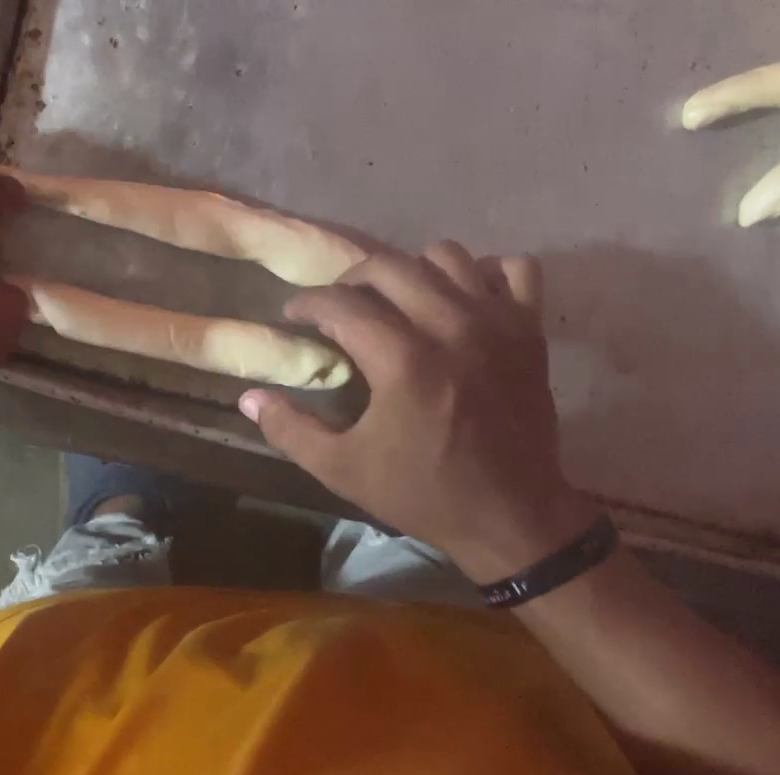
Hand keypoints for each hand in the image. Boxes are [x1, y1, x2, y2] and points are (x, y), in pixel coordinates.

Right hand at [239, 242, 597, 581]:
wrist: (507, 513)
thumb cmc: (419, 492)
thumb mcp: (340, 469)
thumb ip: (290, 430)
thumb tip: (249, 397)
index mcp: (403, 363)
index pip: (344, 304)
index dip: (309, 303)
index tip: (293, 315)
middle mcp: (452, 328)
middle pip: (392, 266)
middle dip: (351, 279)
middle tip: (337, 306)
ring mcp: (498, 324)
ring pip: (448, 257)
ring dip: (410, 271)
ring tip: (393, 301)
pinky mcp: (530, 330)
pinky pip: (512, 268)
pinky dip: (480, 273)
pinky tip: (457, 300)